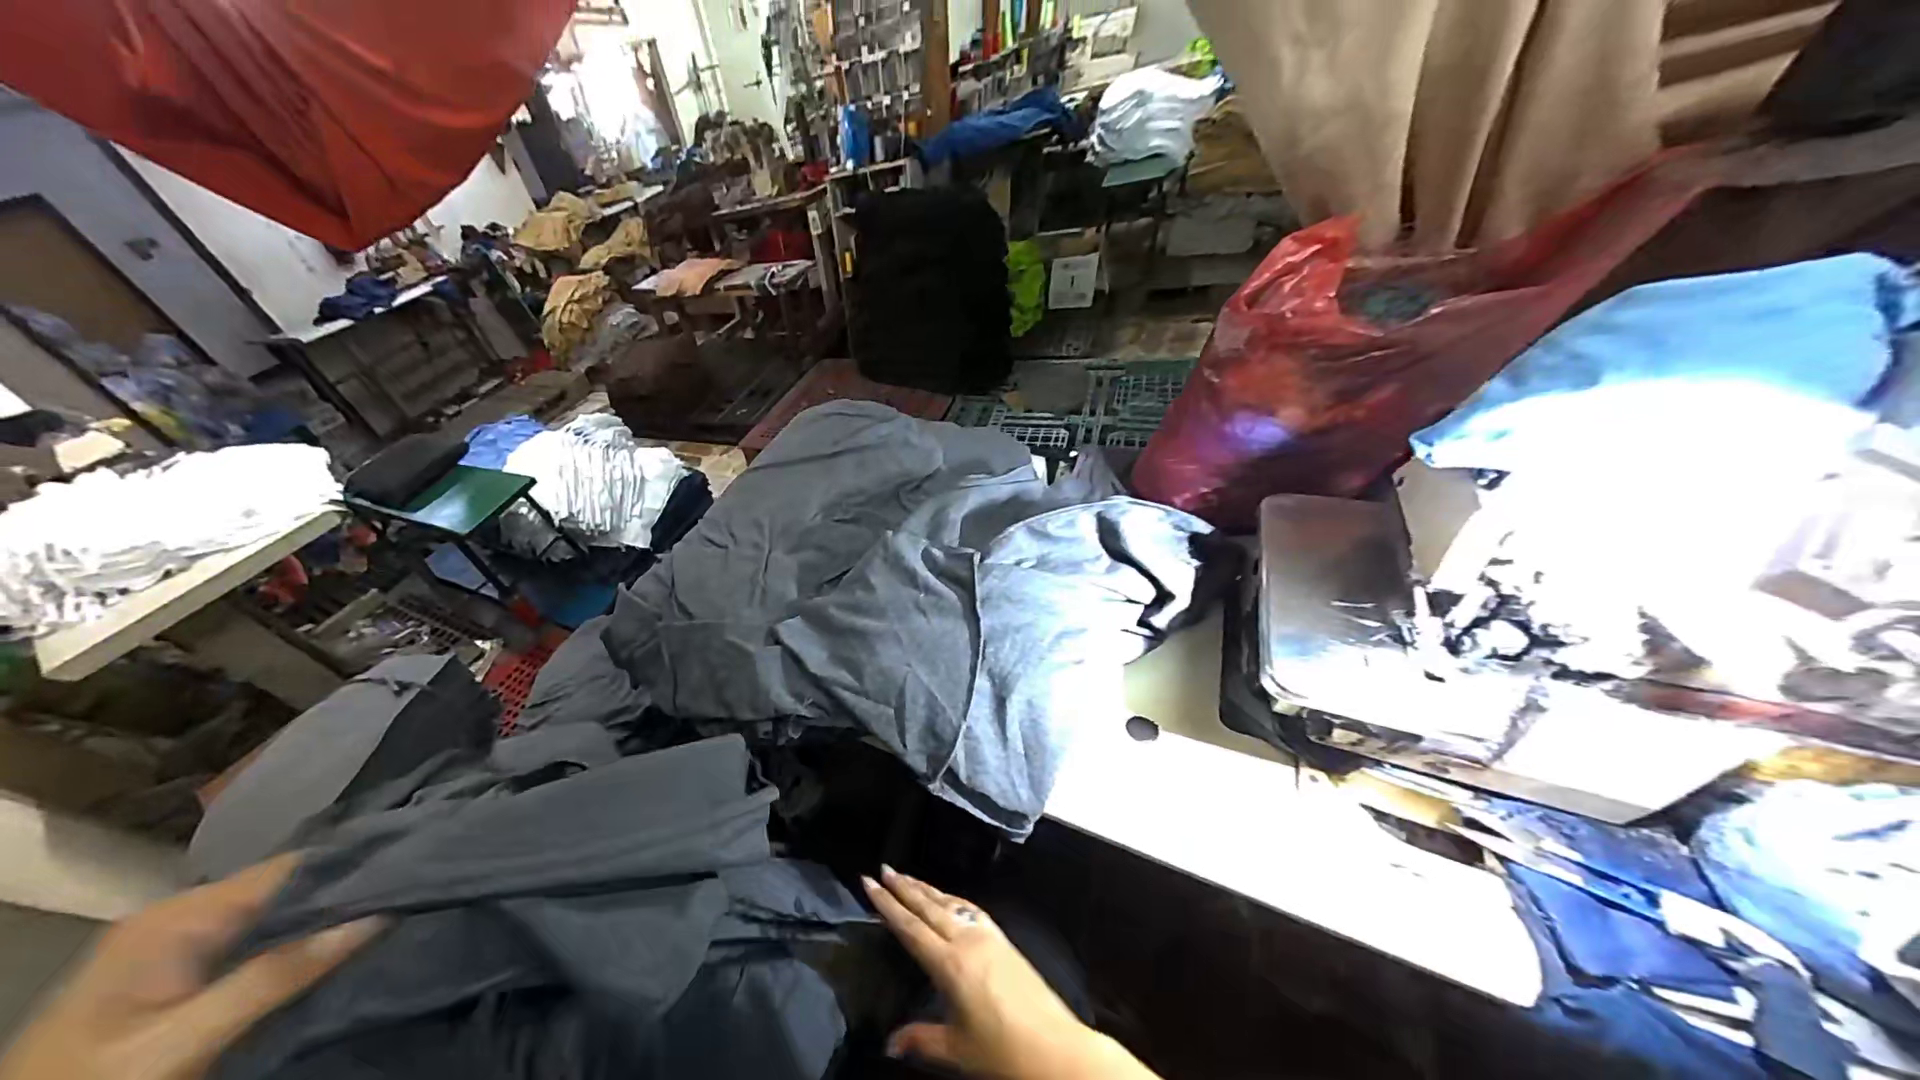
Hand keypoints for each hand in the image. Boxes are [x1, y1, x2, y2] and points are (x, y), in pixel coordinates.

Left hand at [0, 855, 383, 1079]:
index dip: (355, 863)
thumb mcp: (182, 1042)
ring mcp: (175, 945)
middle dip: (348, 890)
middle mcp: (179, 917)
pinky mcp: (178, 972)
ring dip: (329, 915)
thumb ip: (276, 976)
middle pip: (286, 887)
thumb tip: (378, 915)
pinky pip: (259, 937)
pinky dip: (302, 938)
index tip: (418, 863)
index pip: (290, 868)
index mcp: (176, 918)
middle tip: (417, 889)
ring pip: (277, 912)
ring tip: (396, 909)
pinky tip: (341, 942)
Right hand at [861, 865, 1159, 1079]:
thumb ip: (921, 1039)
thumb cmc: (1004, 1050)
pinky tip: (947, 898)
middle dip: (903, 887)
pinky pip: (970, 909)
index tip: (869, 882)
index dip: (886, 904)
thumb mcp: (956, 1049)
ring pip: (949, 903)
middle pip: (928, 906)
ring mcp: (987, 936)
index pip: (910, 927)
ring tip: (906, 876)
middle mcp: (967, 940)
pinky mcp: (1002, 939)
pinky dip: (951, 898)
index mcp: (950, 964)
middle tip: (882, 869)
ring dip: (926, 888)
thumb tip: (890, 1043)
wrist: (1055, 1047)